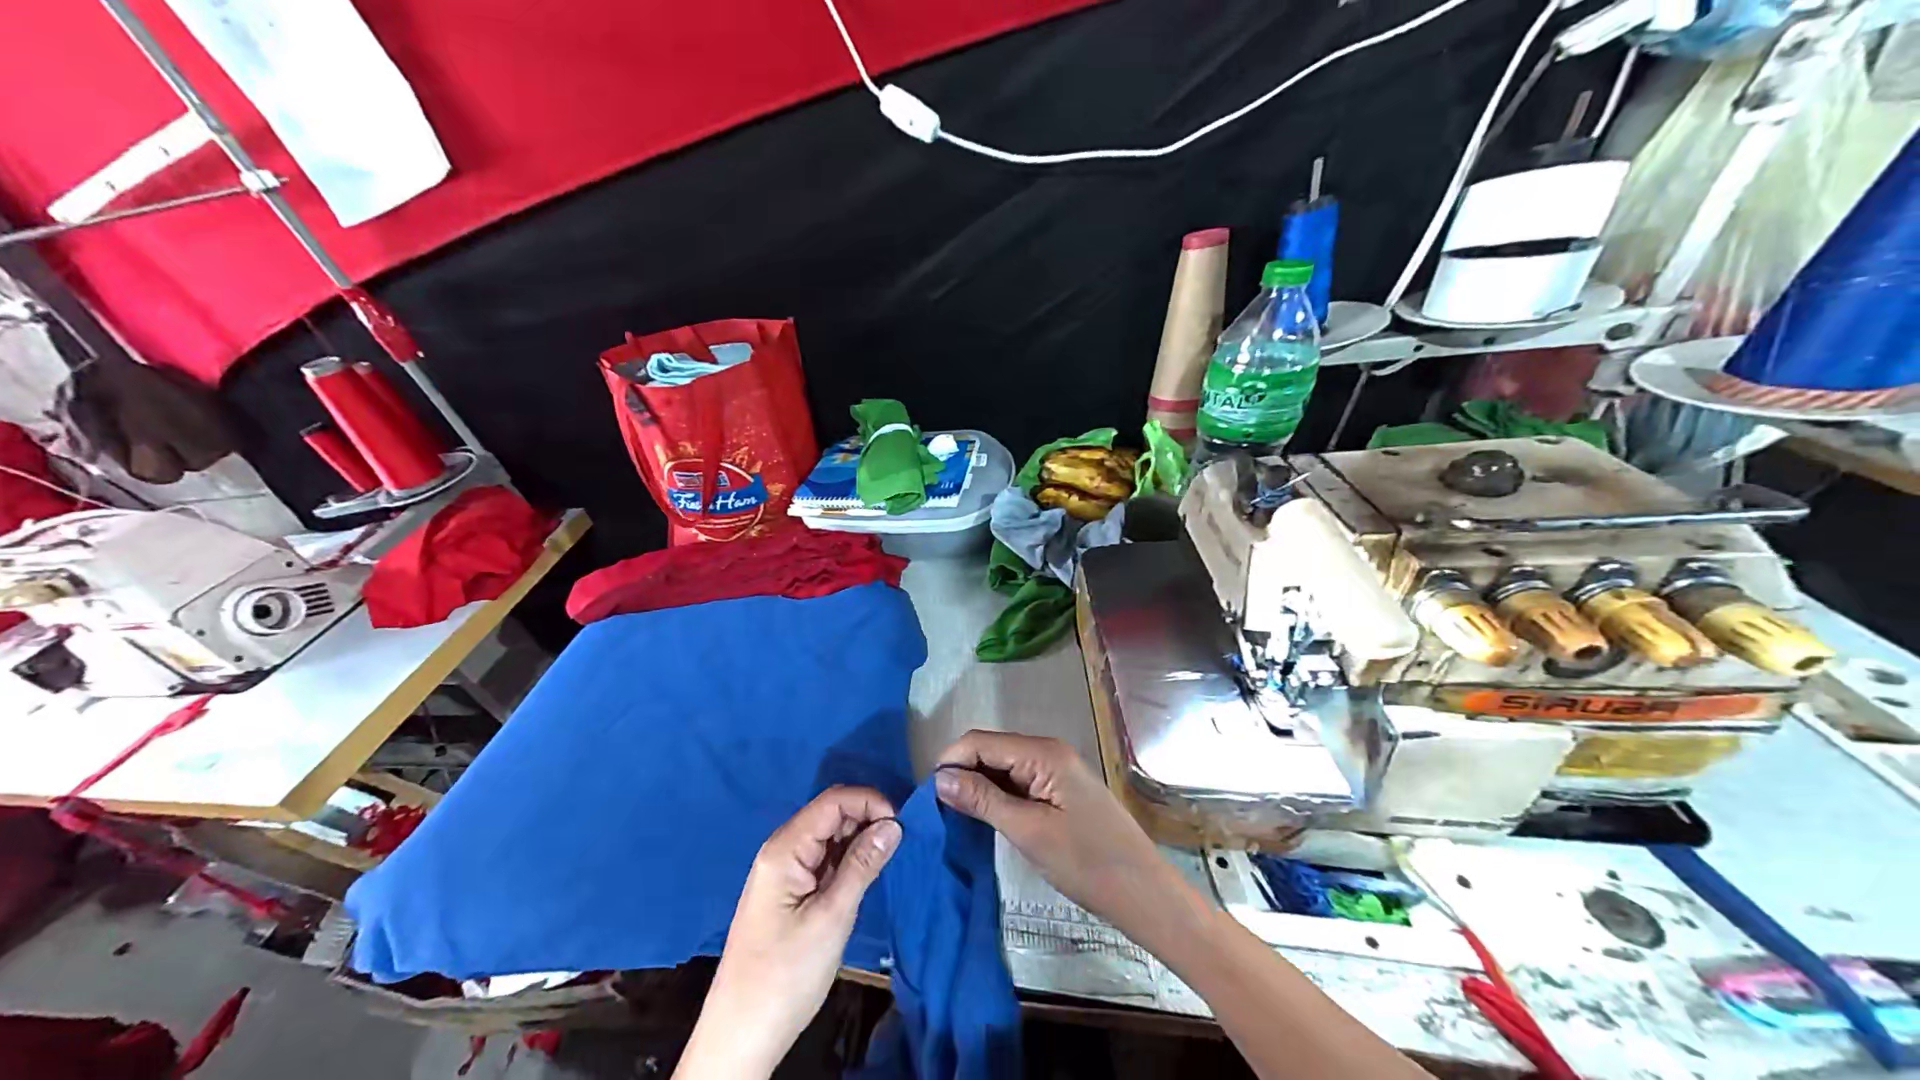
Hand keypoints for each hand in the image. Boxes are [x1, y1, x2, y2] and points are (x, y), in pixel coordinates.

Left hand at [675, 786, 900, 1079]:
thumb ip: (862, 865)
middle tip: (899, 843)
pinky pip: (822, 859)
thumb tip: (893, 825)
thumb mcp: (832, 917)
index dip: (869, 802)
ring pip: (828, 836)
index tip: (901, 825)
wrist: (742, 1033)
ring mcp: (784, 872)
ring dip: (859, 838)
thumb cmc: (786, 974)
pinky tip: (865, 872)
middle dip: (867, 818)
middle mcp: (781, 851)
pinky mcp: (789, 892)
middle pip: (830, 814)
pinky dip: (846, 858)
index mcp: (784, 849)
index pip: (832, 801)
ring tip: (887, 858)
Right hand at [933, 731, 1178, 937]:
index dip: (951, 763)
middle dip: (962, 773)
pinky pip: (1018, 781)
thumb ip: (983, 800)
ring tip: (956, 817)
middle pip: (990, 750)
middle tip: (939, 811)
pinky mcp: (1058, 789)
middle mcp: (1048, 751)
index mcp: (1042, 752)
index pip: (980, 742)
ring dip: (978, 785)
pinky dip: (997, 795)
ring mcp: (1055, 769)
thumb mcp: (1028, 831)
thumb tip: (940, 779)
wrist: (1142, 891)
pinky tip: (985, 817)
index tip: (929, 797)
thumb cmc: (1086, 862)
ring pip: (1002, 766)